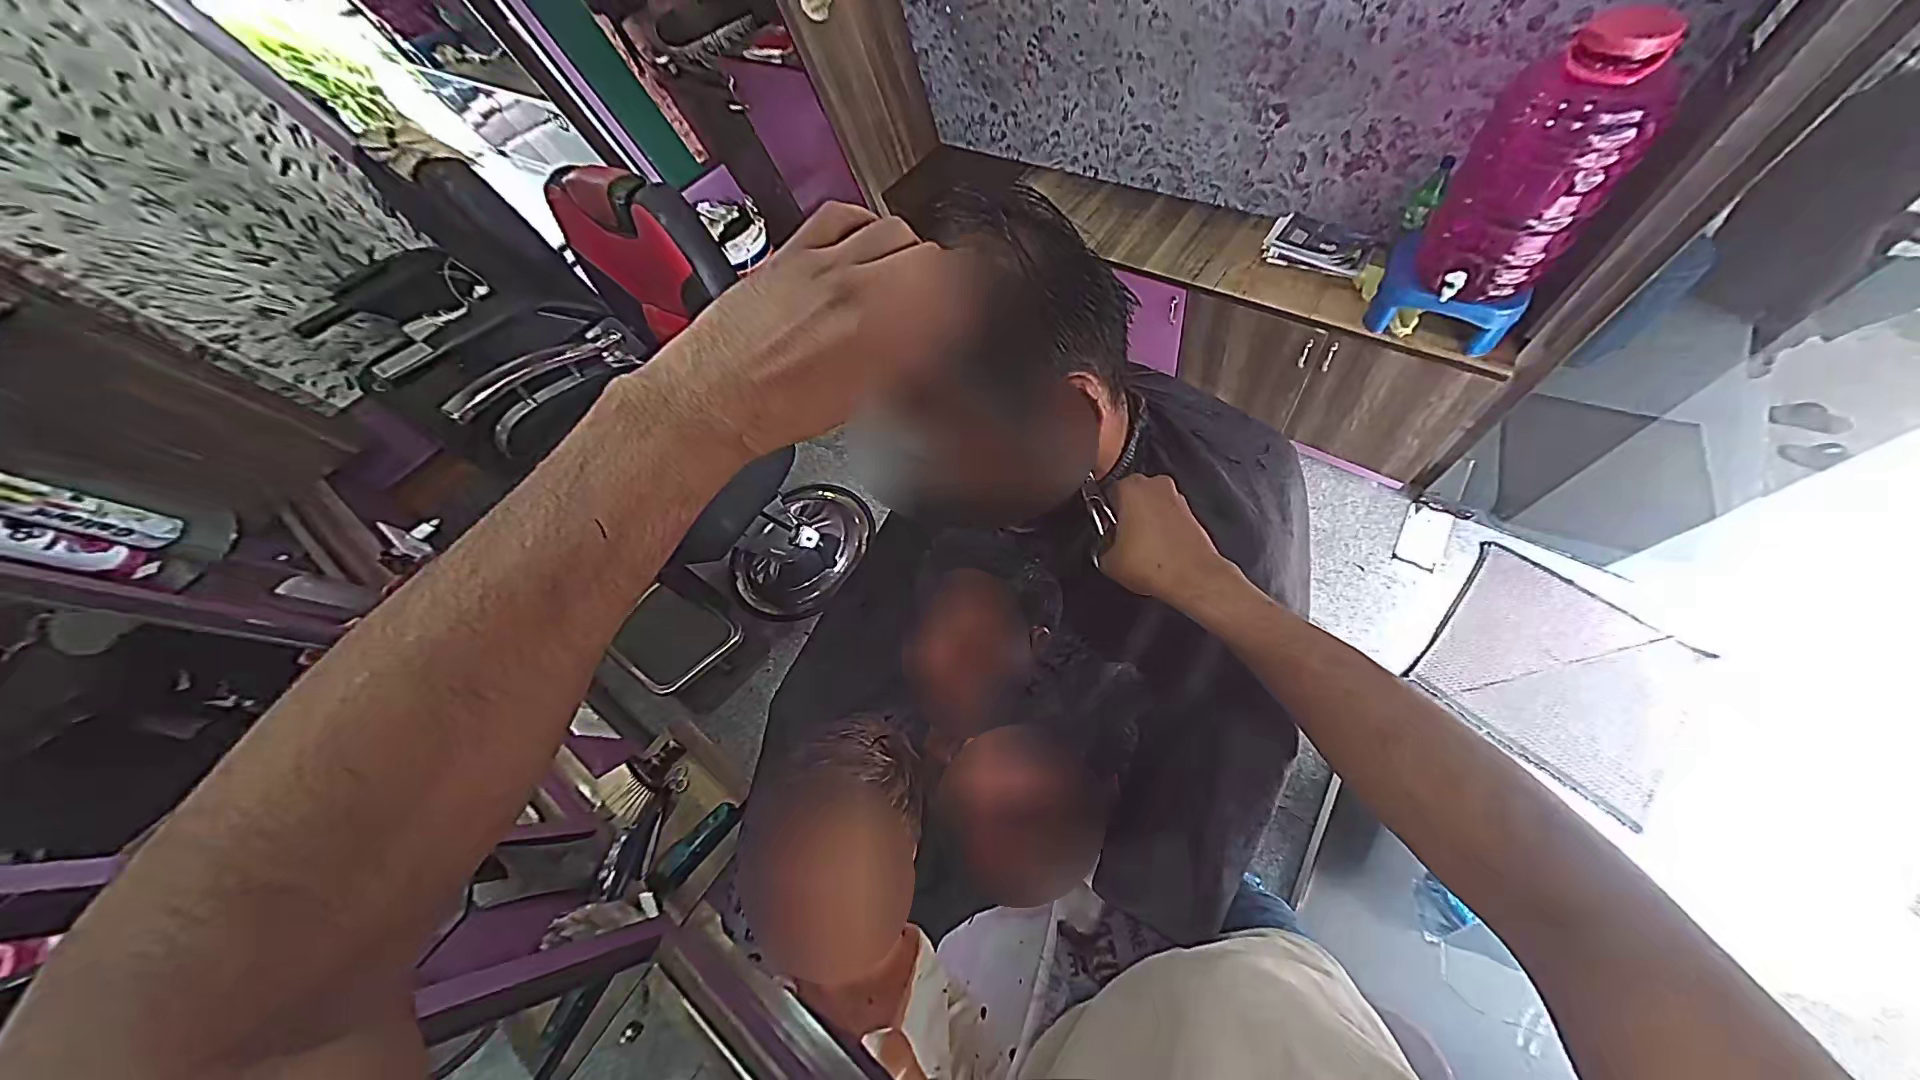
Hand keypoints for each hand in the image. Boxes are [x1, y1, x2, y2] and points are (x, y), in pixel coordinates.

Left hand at [627, 202, 967, 459]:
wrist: (715, 396)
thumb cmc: (780, 410)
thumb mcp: (863, 399)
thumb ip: (908, 360)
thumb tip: (937, 339)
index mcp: (880, 332)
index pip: (953, 286)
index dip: (974, 292)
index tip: (975, 302)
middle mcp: (855, 288)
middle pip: (930, 254)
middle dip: (941, 279)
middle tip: (935, 303)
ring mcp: (822, 263)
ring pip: (892, 228)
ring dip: (905, 252)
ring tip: (896, 280)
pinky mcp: (791, 250)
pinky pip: (840, 215)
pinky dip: (861, 226)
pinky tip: (859, 249)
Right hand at [1099, 474, 1240, 604]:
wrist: (1193, 578)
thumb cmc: (1155, 564)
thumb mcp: (1108, 560)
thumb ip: (1101, 547)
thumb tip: (1106, 549)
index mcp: (1130, 486)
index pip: (1106, 493)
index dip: (1102, 515)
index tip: (1103, 530)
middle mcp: (1156, 485)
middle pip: (1131, 497)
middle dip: (1125, 515)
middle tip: (1119, 540)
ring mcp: (1177, 498)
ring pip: (1151, 506)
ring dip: (1144, 522)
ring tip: (1139, 549)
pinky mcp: (1192, 514)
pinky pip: (1168, 518)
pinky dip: (1162, 531)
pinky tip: (1156, 552)